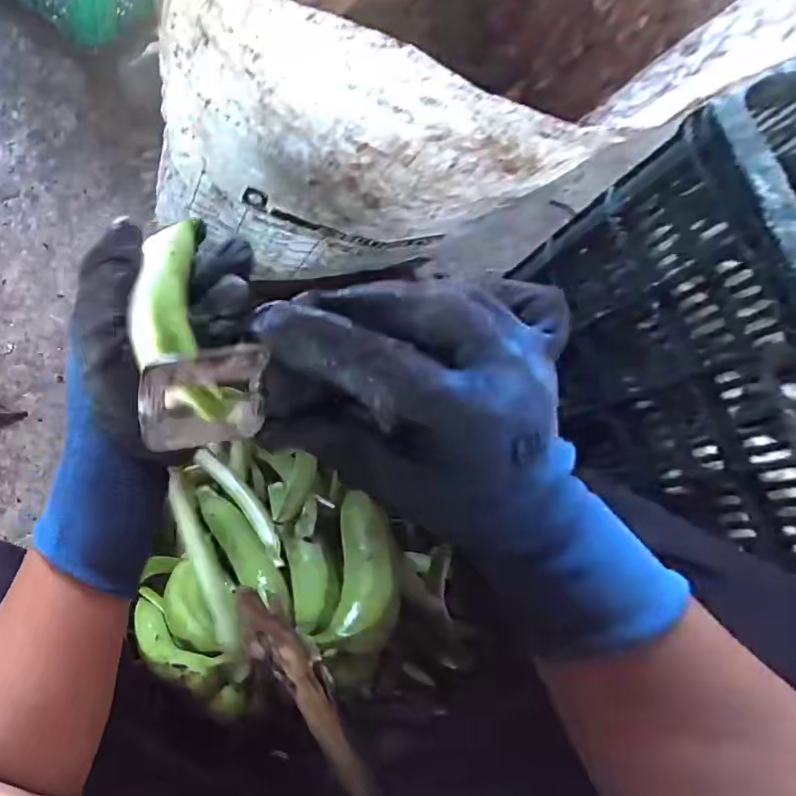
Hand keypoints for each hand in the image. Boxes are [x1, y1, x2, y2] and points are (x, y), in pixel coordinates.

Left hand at [34, 220, 252, 596]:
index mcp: (137, 301)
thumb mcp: (92, 327)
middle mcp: (170, 318)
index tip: (205, 243)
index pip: (173, 259)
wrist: (128, 452)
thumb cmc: (104, 388)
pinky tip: (243, 327)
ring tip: (232, 302)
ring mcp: (198, 345)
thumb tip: (127, 223)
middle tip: (232, 271)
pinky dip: (244, 329)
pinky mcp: (220, 373)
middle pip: (209, 277)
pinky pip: (242, 340)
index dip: (193, 247)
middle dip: (223, 268)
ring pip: (230, 305)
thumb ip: (104, 273)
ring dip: (234, 296)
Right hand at [253, 279, 688, 656]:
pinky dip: (437, 289)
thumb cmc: (452, 502)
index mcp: (467, 413)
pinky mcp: (534, 333)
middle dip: (348, 304)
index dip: (320, 336)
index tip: (268, 322)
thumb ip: (327, 437)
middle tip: (298, 309)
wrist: (533, 506)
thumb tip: (262, 418)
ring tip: (338, 304)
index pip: (381, 358)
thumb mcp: (384, 479)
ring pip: (446, 290)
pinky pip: (486, 288)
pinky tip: (407, 302)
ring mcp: (526, 343)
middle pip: (415, 308)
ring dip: (384, 293)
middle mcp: (504, 366)